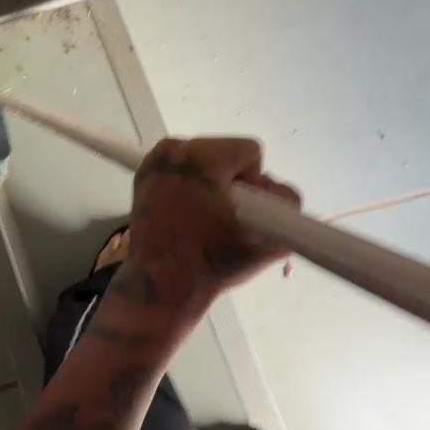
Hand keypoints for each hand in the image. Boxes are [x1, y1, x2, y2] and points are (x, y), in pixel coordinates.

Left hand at [116, 136, 301, 316]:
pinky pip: (179, 167)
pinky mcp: (143, 173)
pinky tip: (186, 211)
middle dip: (232, 180)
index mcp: (202, 156)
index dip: (255, 184)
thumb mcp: (269, 238)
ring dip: (210, 181)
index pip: (249, 151)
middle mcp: (174, 148)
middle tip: (224, 216)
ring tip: (204, 217)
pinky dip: (188, 183)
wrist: (161, 281)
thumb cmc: (213, 260)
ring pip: (202, 158)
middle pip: (223, 151)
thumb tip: (277, 189)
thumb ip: (286, 205)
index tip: (243, 210)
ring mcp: (154, 160)